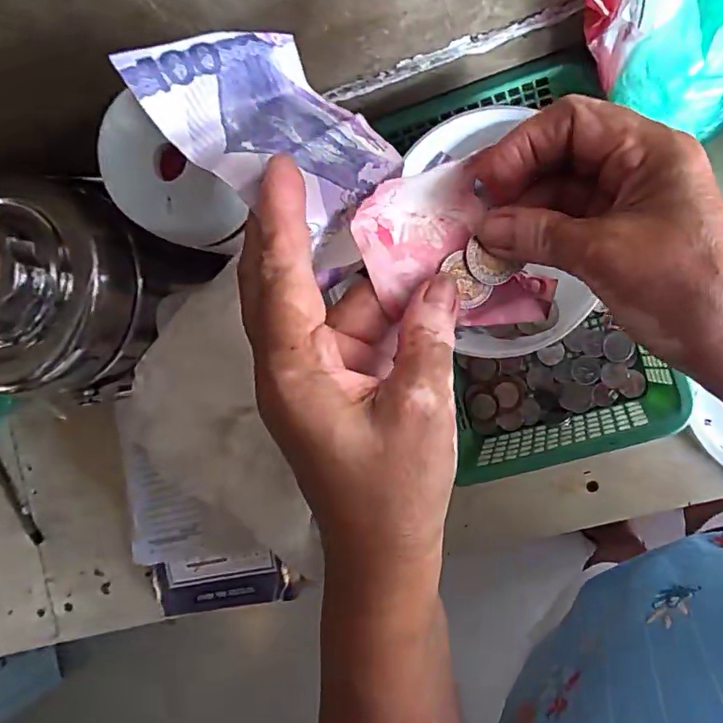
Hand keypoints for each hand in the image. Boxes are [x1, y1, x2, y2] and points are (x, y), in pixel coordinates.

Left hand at [239, 157, 460, 571]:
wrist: (386, 554)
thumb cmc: (395, 490)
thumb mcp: (422, 407)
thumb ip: (429, 337)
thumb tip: (443, 283)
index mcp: (294, 372)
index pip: (278, 281)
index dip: (278, 221)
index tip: (278, 169)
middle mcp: (292, 367)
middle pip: (282, 285)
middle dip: (293, 231)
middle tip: (305, 177)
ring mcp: (314, 378)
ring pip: (330, 307)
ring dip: (360, 272)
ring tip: (389, 225)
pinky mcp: (339, 389)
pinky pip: (354, 333)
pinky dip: (381, 307)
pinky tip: (411, 283)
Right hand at [467, 96, 722, 389]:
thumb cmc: (678, 286)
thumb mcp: (604, 254)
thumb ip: (540, 234)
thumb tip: (484, 228)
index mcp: (648, 148)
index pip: (573, 122)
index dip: (522, 145)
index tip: (486, 182)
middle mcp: (641, 165)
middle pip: (567, 154)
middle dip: (521, 180)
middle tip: (479, 211)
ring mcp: (634, 201)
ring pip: (568, 191)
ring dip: (528, 210)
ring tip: (489, 236)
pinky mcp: (627, 235)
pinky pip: (577, 222)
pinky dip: (546, 233)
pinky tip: (514, 247)